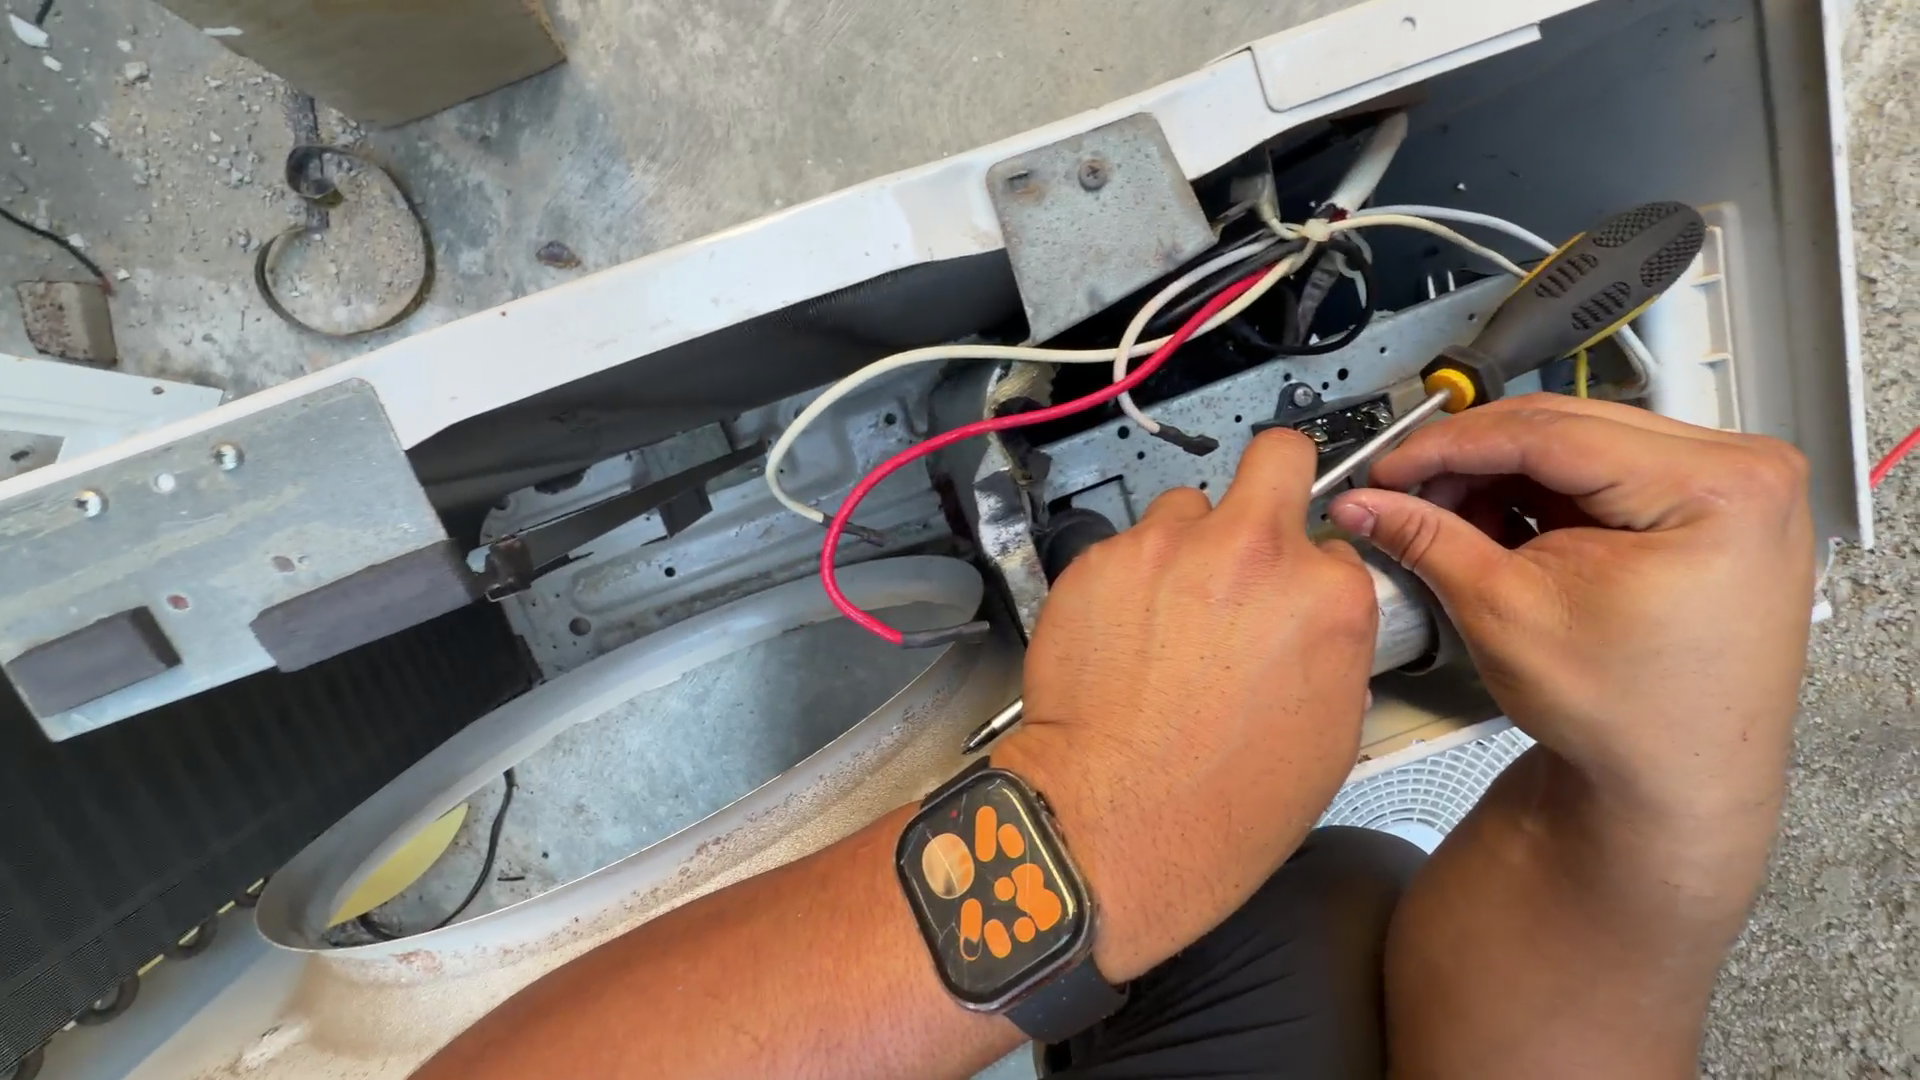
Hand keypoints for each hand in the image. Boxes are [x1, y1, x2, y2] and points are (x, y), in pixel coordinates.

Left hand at [990, 429, 1379, 982]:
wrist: (1115, 817)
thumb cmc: (1223, 800)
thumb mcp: (1327, 730)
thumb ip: (1327, 642)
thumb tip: (1310, 612)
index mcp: (1325, 596)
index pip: (1328, 543)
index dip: (1304, 569)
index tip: (1283, 588)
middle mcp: (1250, 553)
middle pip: (1275, 456)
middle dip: (1270, 480)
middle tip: (1245, 529)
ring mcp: (1168, 548)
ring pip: (1183, 508)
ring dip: (1183, 545)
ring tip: (1162, 610)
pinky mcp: (1100, 560)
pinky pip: (1123, 548)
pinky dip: (1126, 577)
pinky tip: (1119, 633)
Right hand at [1328, 395, 1813, 848]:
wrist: (1668, 776)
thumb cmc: (1620, 711)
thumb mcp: (1500, 609)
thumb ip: (1423, 539)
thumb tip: (1359, 502)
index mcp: (1715, 488)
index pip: (1546, 431)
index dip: (1446, 446)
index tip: (1385, 467)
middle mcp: (1739, 471)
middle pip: (1560, 428)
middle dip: (1466, 461)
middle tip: (1402, 492)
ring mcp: (1723, 489)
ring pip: (1569, 445)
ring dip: (1493, 477)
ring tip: (1449, 524)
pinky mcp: (1698, 510)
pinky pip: (1591, 473)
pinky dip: (1527, 495)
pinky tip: (1492, 531)